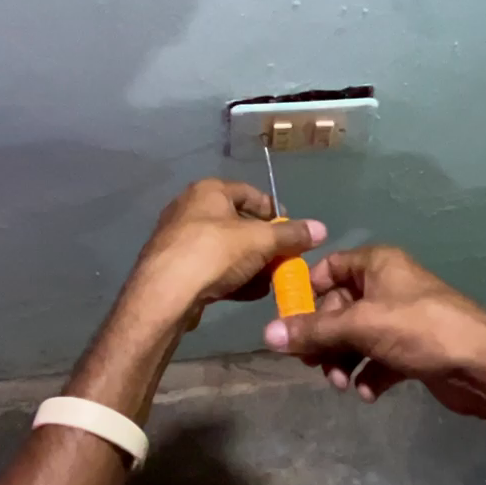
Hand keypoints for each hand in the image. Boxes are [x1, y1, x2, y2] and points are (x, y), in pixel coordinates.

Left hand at [127, 179, 326, 320]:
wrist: (164, 294)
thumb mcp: (260, 241)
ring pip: (225, 247)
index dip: (274, 212)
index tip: (293, 233)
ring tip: (269, 282)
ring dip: (250, 264)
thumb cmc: (213, 253)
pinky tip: (248, 293)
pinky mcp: (175, 266)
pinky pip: (211, 267)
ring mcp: (180, 238)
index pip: (250, 193)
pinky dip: (232, 277)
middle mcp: (191, 207)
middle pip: (238, 222)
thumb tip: (321, 228)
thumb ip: (291, 235)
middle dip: (264, 244)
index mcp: (209, 190)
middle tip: (283, 261)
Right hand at [262, 245, 485, 418]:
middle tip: (314, 364)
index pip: (329, 269)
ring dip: (344, 360)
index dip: (307, 293)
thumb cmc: (419, 328)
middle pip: (339, 308)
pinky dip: (369, 373)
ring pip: (357, 336)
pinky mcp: (413, 348)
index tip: (288, 321)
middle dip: (325, 338)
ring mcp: (400, 318)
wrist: (483, 365)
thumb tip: (267, 334)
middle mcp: (386, 285)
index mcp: (375, 263)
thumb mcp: (360, 326)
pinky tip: (369, 393)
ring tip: (341, 383)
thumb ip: (314, 331)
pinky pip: (378, 357)